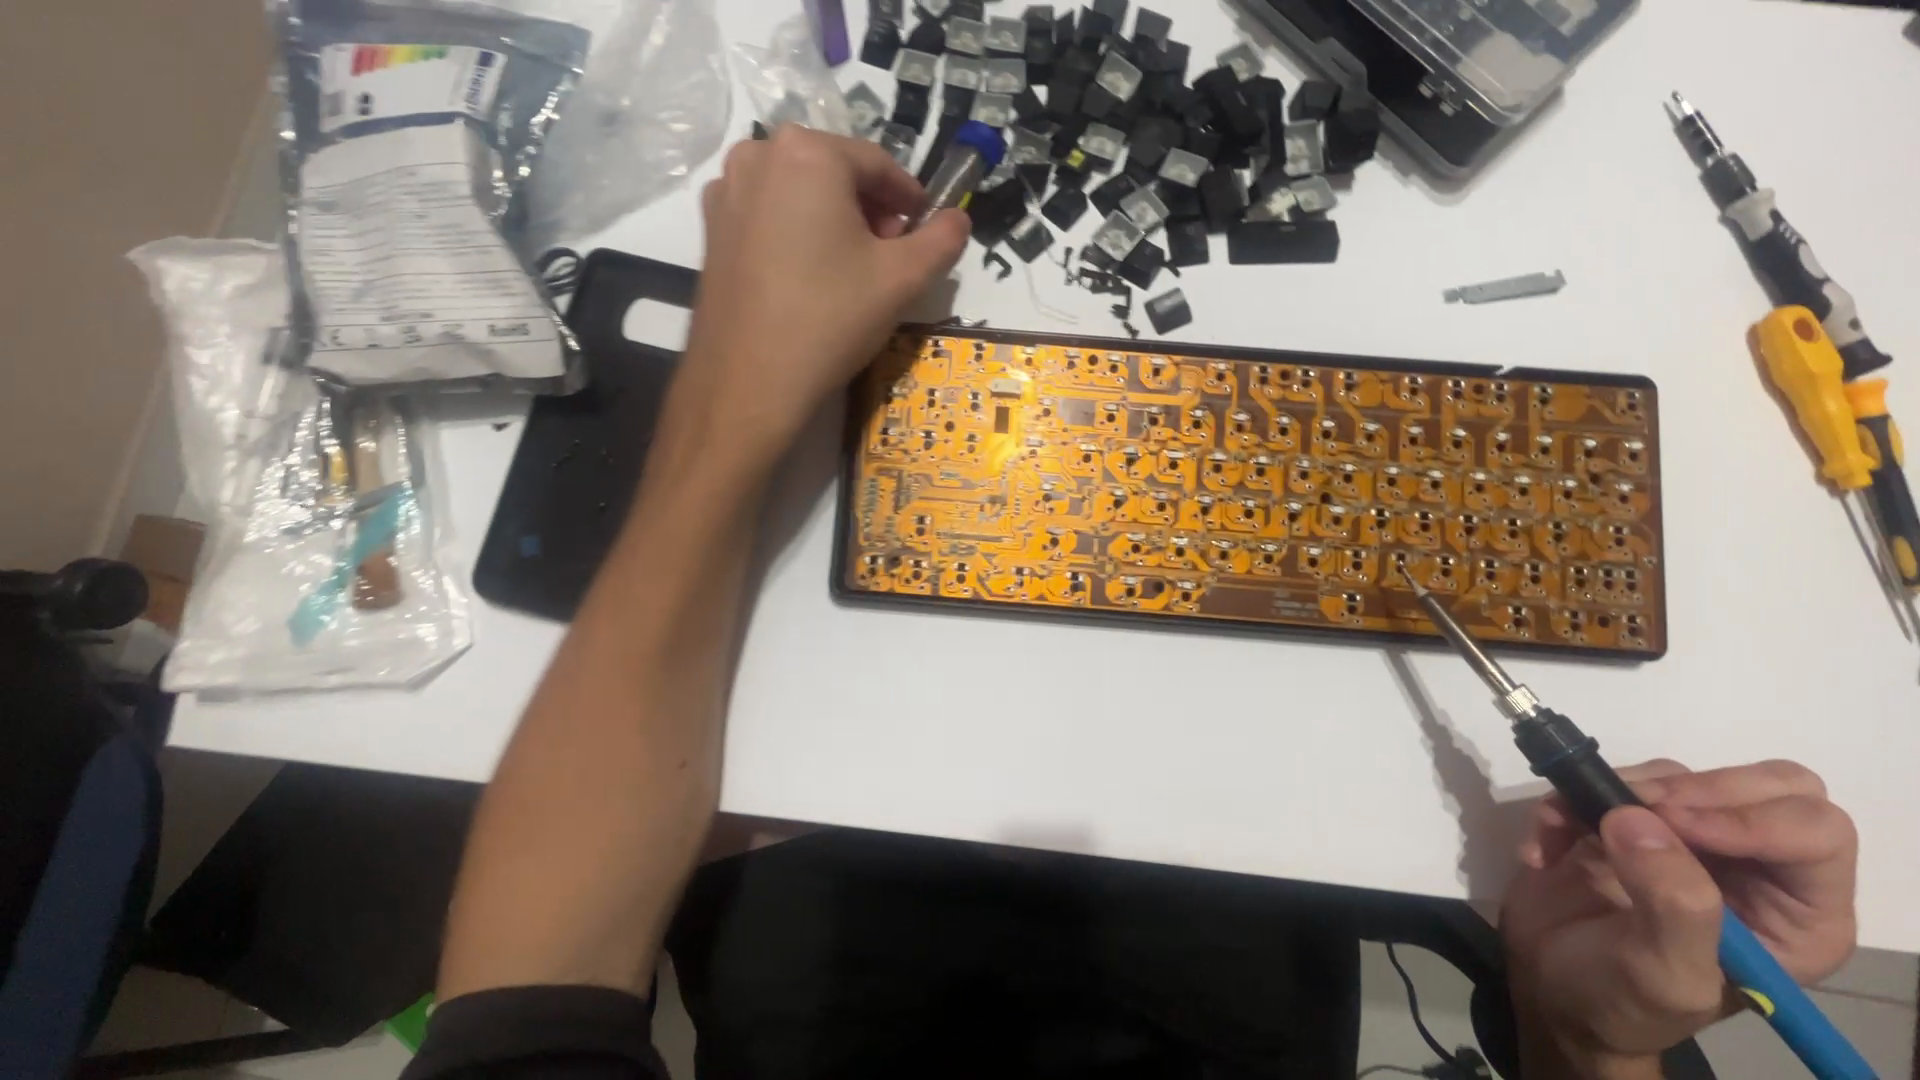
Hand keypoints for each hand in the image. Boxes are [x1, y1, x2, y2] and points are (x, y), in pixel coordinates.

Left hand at [684, 126, 969, 451]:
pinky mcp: (709, 230)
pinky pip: (768, 216)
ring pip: (799, 193)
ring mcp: (725, 192)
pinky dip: (797, 233)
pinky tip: (811, 278)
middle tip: (890, 255)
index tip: (925, 229)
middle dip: (869, 209)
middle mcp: (757, 155)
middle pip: (834, 172)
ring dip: (834, 220)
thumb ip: (942, 240)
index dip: (909, 197)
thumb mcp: (903, 278)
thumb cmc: (830, 318)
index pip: (876, 163)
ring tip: (852, 270)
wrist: (749, 381)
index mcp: (806, 152)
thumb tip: (958, 219)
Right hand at [1501, 760, 1857, 1077]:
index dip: (1749, 818)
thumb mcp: (1665, 975)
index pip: (1813, 831)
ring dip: (1615, 792)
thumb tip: (1636, 819)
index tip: (1675, 826)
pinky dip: (1563, 801)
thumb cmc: (1624, 1001)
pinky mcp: (1619, 821)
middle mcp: (1752, 866)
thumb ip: (1674, 903)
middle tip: (1634, 809)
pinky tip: (1544, 847)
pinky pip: (1602, 781)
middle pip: (1766, 786)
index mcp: (1794, 912)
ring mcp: (1683, 839)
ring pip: (1678, 777)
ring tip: (1571, 830)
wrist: (1550, 993)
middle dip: (1693, 790)